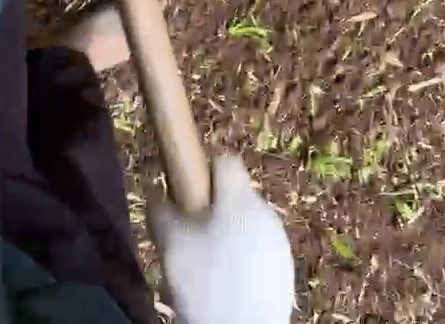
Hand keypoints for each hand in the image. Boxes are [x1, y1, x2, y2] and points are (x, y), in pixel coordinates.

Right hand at [154, 156, 293, 323]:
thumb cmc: (206, 284)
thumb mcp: (171, 245)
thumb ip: (162, 212)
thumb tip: (158, 197)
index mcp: (239, 198)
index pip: (224, 161)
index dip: (204, 172)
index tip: (190, 195)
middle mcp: (265, 212)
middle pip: (236, 195)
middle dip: (215, 210)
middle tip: (195, 238)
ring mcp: (279, 241)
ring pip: (248, 223)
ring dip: (230, 234)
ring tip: (211, 266)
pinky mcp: (286, 268)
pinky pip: (260, 249)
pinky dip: (246, 258)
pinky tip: (230, 284)